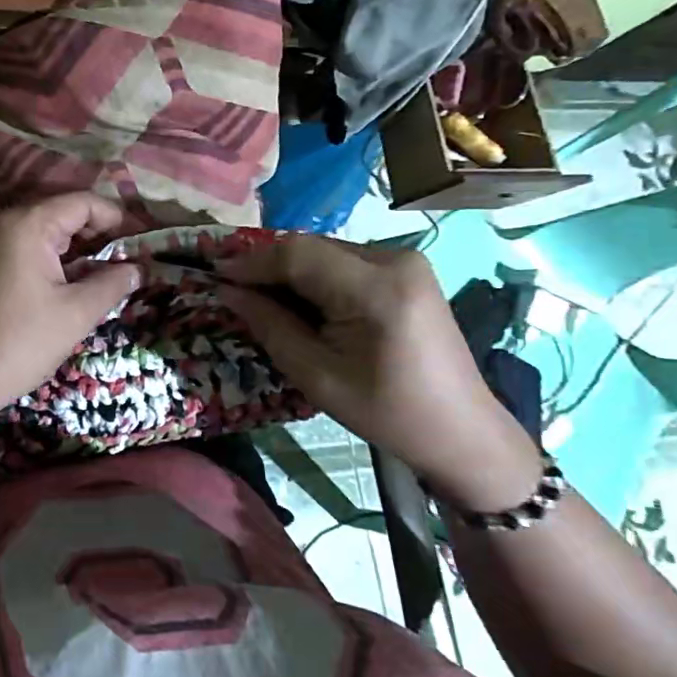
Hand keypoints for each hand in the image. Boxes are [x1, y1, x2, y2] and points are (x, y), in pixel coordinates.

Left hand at [0, 194, 141, 429]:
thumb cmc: (20, 343)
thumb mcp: (76, 313)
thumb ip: (112, 283)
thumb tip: (138, 268)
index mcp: (27, 225)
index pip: (83, 203)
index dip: (118, 218)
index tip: (144, 242)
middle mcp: (7, 224)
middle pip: (65, 214)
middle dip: (101, 235)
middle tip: (132, 261)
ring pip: (49, 234)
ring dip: (81, 250)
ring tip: (111, 275)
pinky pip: (31, 250)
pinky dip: (58, 261)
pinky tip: (78, 284)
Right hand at [218, 237, 540, 511]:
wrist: (460, 430)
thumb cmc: (386, 412)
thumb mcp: (316, 375)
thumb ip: (269, 325)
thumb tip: (228, 291)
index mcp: (377, 289)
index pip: (298, 254)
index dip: (252, 262)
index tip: (216, 276)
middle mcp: (395, 259)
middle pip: (311, 246)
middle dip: (268, 266)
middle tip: (234, 290)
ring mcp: (406, 260)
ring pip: (326, 250)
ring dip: (290, 270)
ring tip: (263, 298)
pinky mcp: (408, 269)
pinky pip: (345, 260)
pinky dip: (315, 275)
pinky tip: (302, 300)